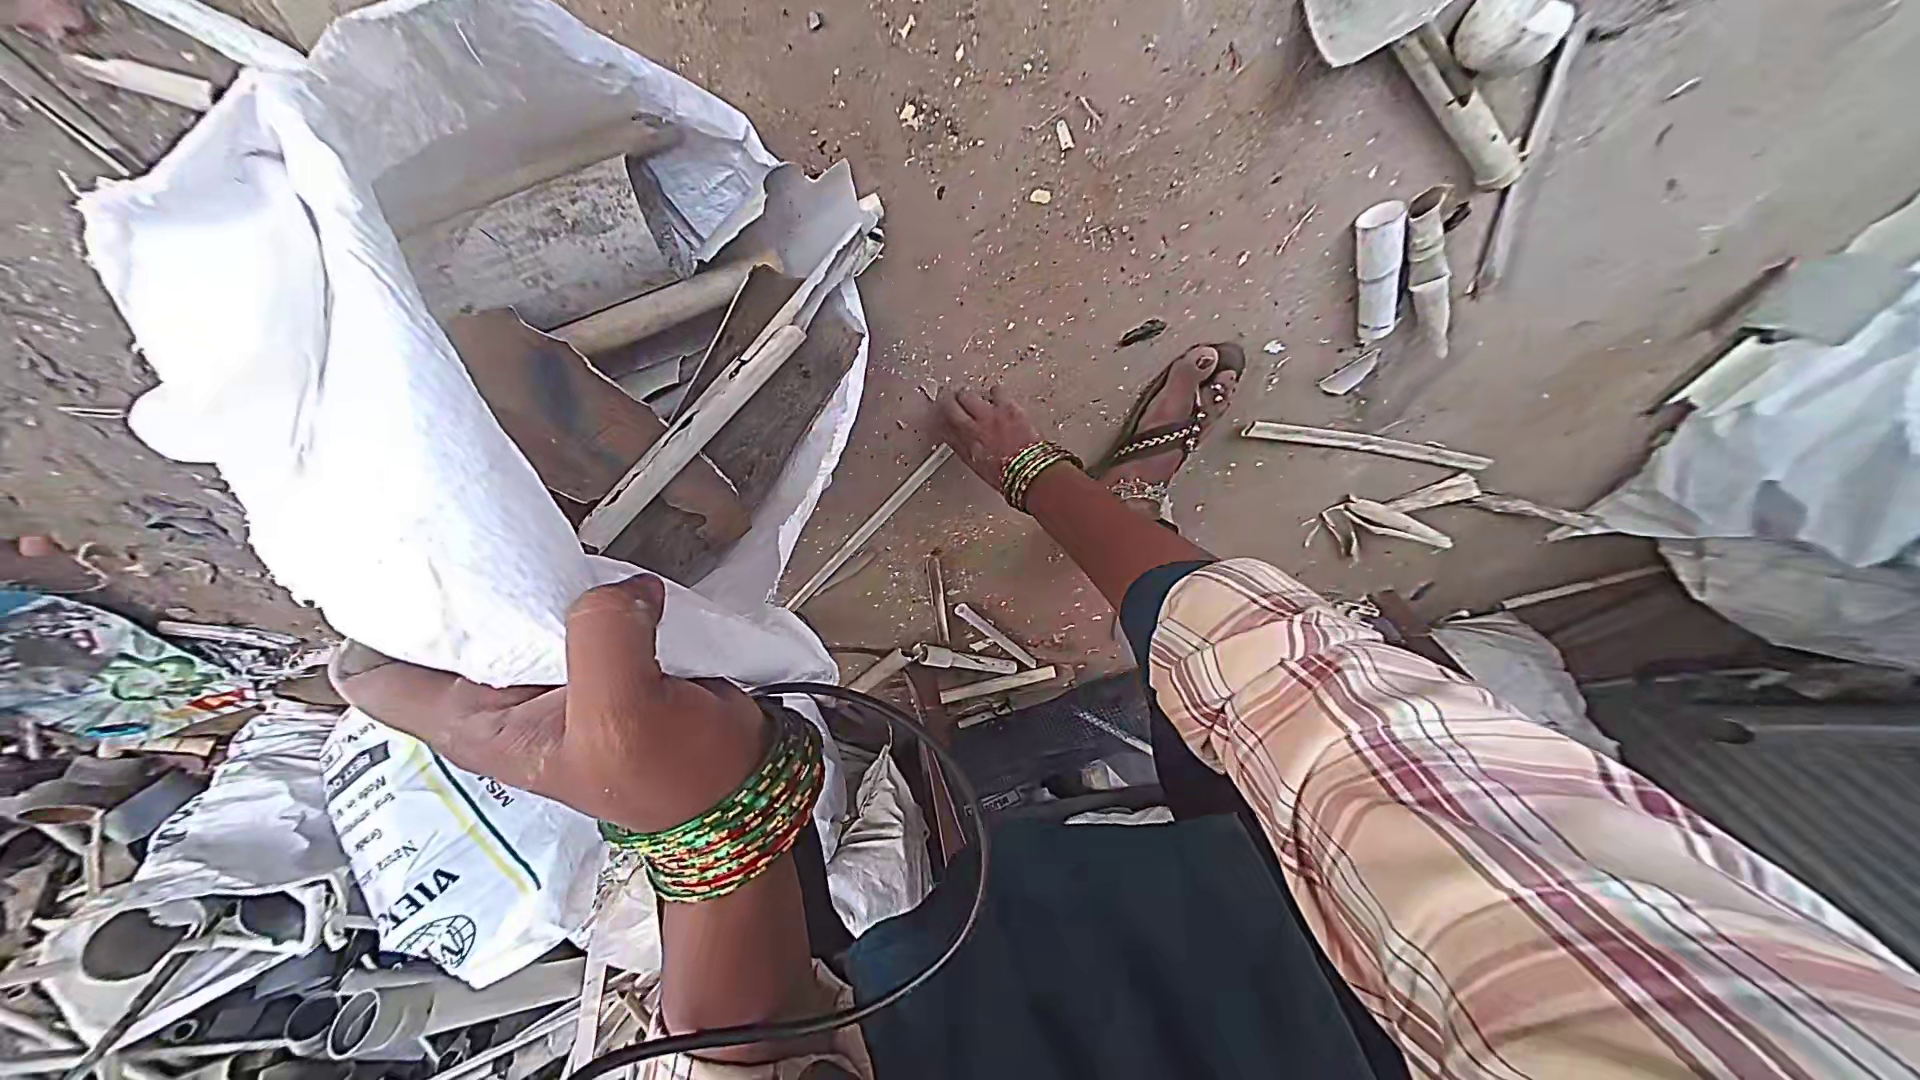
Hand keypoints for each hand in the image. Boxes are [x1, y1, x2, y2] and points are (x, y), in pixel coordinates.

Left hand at [329, 575, 767, 832]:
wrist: (734, 776)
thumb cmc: (670, 771)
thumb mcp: (622, 714)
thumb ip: (605, 636)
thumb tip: (625, 587)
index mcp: (477, 723)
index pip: (379, 674)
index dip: (377, 620)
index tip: (407, 564)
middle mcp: (506, 696)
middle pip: (454, 627)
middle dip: (468, 581)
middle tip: (492, 533)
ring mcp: (559, 674)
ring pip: (523, 611)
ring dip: (540, 581)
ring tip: (552, 544)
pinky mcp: (606, 657)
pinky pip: (582, 610)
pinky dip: (593, 590)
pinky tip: (609, 575)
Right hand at [937, 384, 1047, 494]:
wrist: (1031, 470)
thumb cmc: (1006, 473)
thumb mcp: (975, 464)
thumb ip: (961, 446)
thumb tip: (952, 437)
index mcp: (967, 437)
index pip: (947, 414)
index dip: (944, 408)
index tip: (945, 408)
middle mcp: (978, 422)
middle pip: (959, 398)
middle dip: (958, 398)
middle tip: (960, 400)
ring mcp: (994, 412)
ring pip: (976, 392)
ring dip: (976, 396)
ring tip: (981, 401)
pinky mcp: (1011, 407)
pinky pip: (997, 391)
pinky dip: (996, 394)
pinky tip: (999, 400)